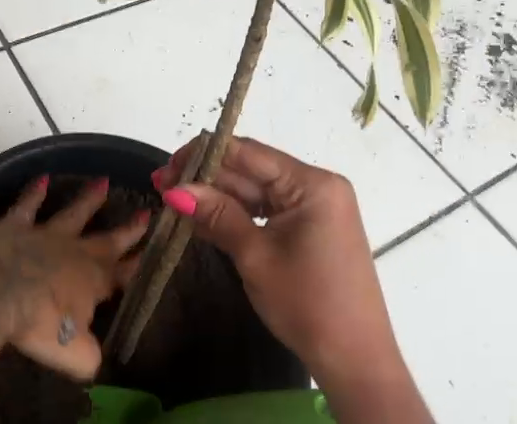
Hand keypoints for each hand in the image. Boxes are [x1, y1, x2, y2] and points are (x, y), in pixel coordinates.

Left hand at [0, 176, 148, 379]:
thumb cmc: (37, 325)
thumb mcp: (73, 356)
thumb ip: (90, 356)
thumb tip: (96, 357)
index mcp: (93, 282)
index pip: (122, 273)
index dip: (137, 265)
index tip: (152, 252)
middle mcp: (74, 252)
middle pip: (106, 239)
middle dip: (127, 230)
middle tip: (144, 213)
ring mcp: (45, 235)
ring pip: (73, 213)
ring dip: (88, 199)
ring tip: (103, 182)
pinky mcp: (16, 226)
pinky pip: (27, 205)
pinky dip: (35, 192)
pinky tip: (42, 178)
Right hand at [152, 136, 403, 395]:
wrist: (356, 363)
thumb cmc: (308, 304)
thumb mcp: (255, 256)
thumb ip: (216, 214)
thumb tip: (174, 189)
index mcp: (312, 184)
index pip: (248, 153)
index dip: (204, 156)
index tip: (166, 167)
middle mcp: (317, 187)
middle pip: (251, 170)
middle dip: (206, 178)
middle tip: (160, 186)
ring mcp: (315, 209)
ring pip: (256, 191)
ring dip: (217, 197)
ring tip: (173, 201)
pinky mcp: (310, 230)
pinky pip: (267, 211)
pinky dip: (236, 215)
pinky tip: (201, 217)